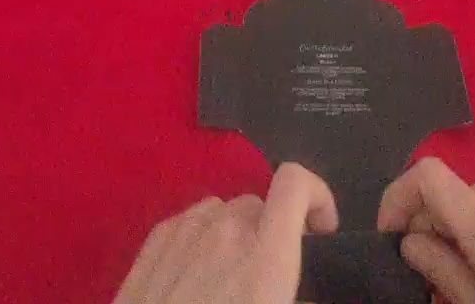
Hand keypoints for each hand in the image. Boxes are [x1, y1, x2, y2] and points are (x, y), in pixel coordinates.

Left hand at [113, 163, 339, 303]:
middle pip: (260, 204)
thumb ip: (292, 292)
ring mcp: (185, 230)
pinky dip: (204, 239)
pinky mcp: (153, 240)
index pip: (294, 182)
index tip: (322, 233)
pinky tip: (196, 281)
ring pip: (225, 211)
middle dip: (273, 233)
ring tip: (230, 284)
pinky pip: (192, 221)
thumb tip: (291, 289)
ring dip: (237, 236)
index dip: (317, 195)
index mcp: (264, 257)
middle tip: (270, 281)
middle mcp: (226, 230)